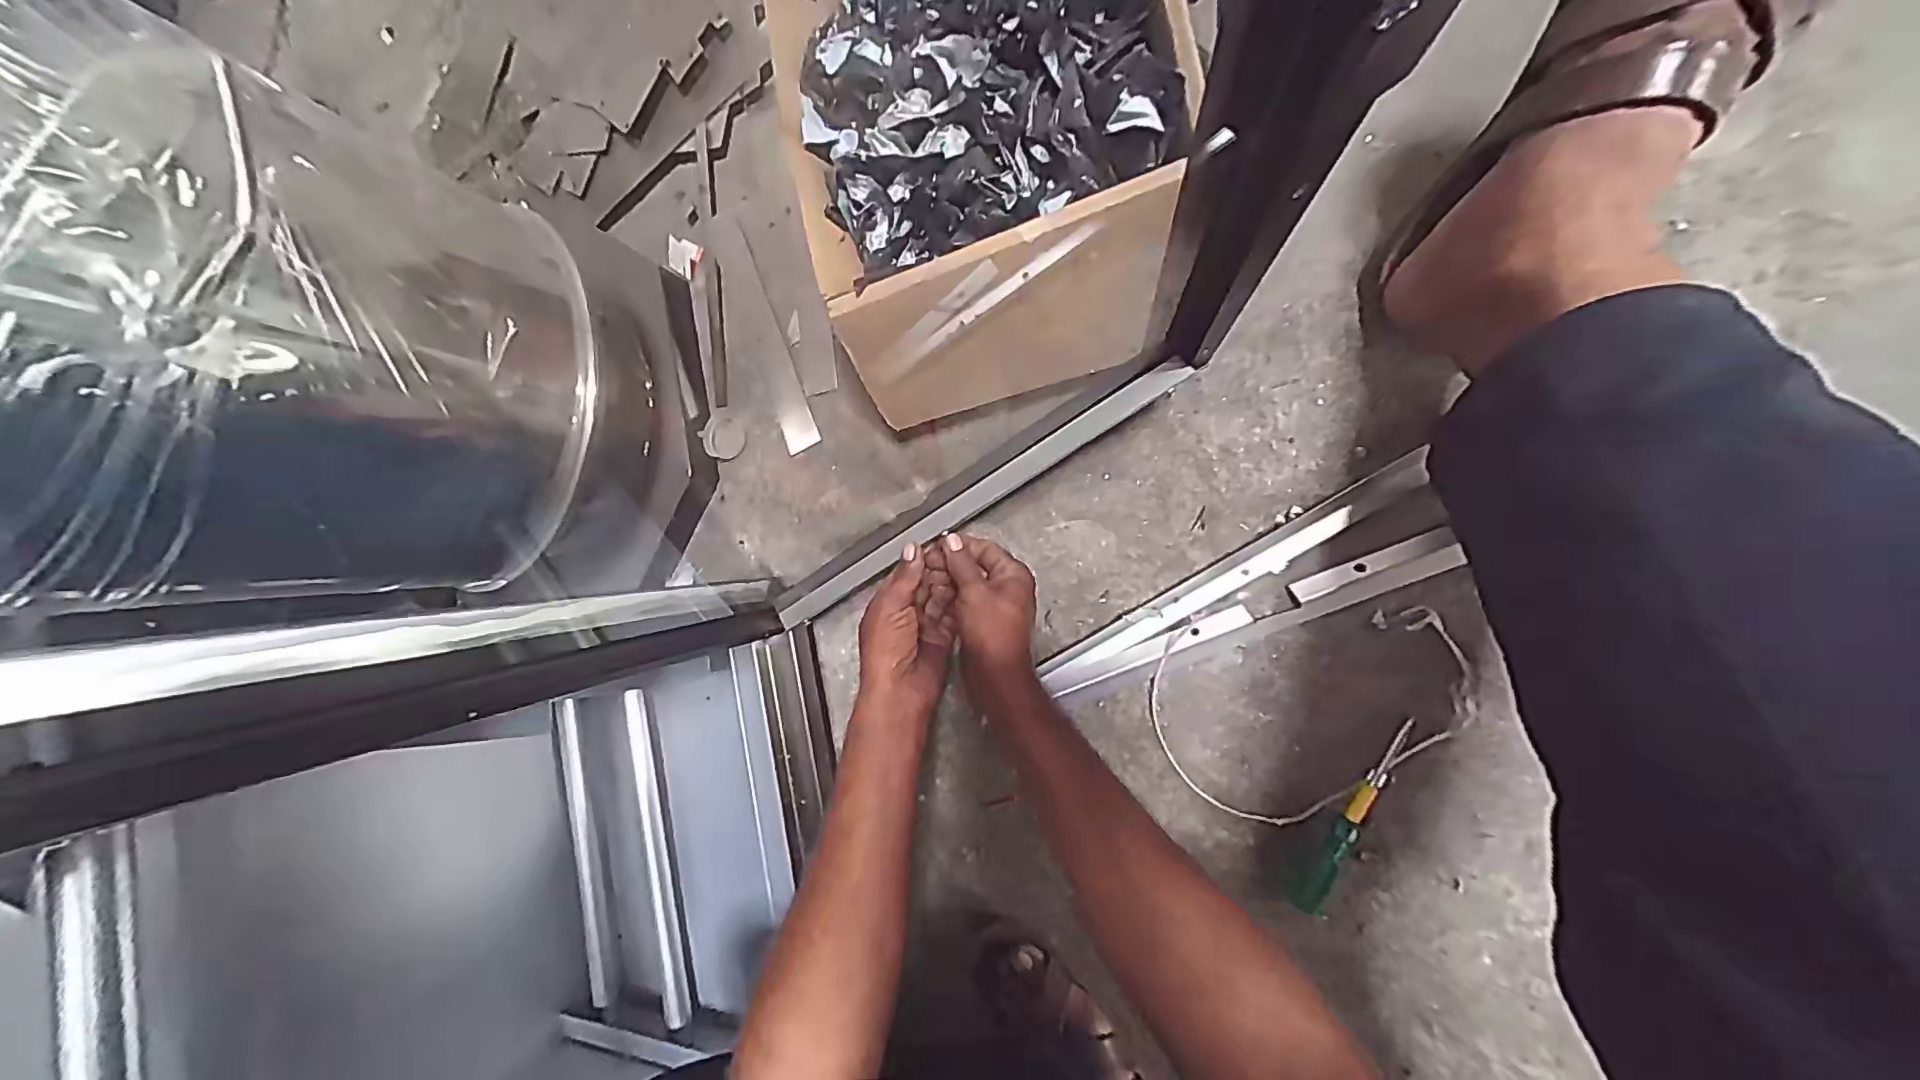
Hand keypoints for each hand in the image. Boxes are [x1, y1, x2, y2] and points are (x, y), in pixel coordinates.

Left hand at [856, 543, 955, 721]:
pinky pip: (952, 615)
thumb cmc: (885, 652)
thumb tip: (912, 550)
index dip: (922, 560)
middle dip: (940, 570)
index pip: (906, 574)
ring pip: (940, 597)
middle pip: (925, 584)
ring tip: (965, 569)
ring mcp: (924, 625)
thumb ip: (904, 578)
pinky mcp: (942, 638)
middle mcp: (906, 612)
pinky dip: (960, 604)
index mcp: (886, 603)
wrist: (901, 691)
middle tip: (957, 556)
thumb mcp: (890, 607)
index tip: (940, 546)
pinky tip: (969, 590)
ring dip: (951, 585)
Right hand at [930, 534, 1037, 687]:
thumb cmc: (994, 637)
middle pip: (976, 566)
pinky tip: (938, 599)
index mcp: (1014, 575)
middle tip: (932, 563)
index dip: (961, 545)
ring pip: (969, 584)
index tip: (941, 546)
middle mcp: (1009, 588)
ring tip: (932, 581)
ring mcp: (997, 605)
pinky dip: (952, 598)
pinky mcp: (985, 621)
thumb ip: (962, 563)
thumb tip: (953, 543)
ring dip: (950, 581)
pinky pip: (966, 602)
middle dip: (952, 564)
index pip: (985, 548)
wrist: (994, 674)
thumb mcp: (973, 591)